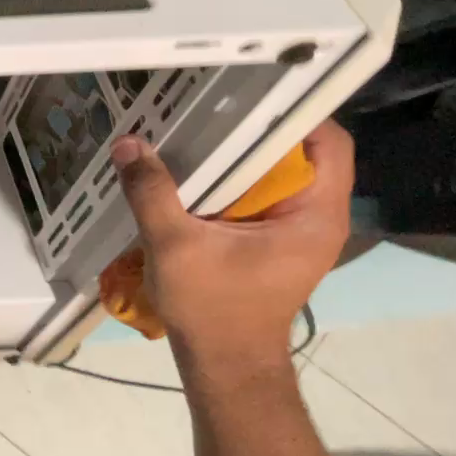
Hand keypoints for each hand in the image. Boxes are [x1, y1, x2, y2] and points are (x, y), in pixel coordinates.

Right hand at [113, 121, 353, 378]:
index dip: (292, 113)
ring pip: (270, 174)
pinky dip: (224, 181)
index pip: (326, 143)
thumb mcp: (175, 245)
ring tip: (188, 135)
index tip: (245, 94)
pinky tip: (186, 174)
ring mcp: (292, 230)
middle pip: (294, 153)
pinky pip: (252, 195)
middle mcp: (314, 216)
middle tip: (203, 109)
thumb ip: (152, 193)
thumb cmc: (213, 307)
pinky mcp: (268, 241)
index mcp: (314, 213)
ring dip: (232, 157)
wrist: (223, 361)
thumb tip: (128, 144)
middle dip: (249, 130)